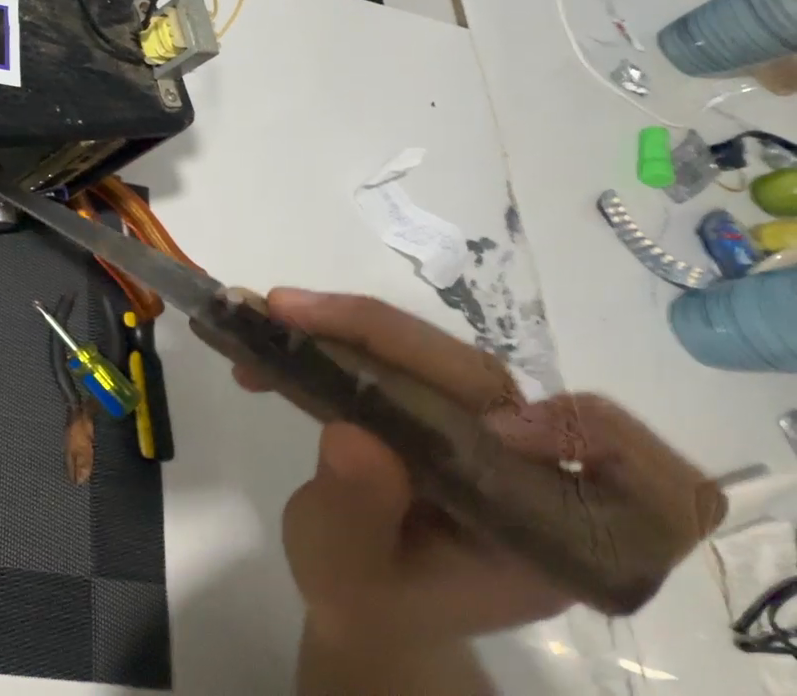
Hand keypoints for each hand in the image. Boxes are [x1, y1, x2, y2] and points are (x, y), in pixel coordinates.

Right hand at [234, 289, 724, 643]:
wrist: (364, 597)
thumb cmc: (369, 598)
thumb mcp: (351, 569)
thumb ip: (358, 512)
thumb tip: (355, 432)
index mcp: (550, 535)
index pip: (641, 480)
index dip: (585, 435)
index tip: (499, 426)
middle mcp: (531, 472)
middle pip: (489, 383)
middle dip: (388, 336)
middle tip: (291, 312)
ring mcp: (485, 433)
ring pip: (438, 357)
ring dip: (352, 327)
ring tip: (269, 315)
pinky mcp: (443, 409)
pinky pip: (404, 360)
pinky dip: (339, 339)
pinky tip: (275, 342)